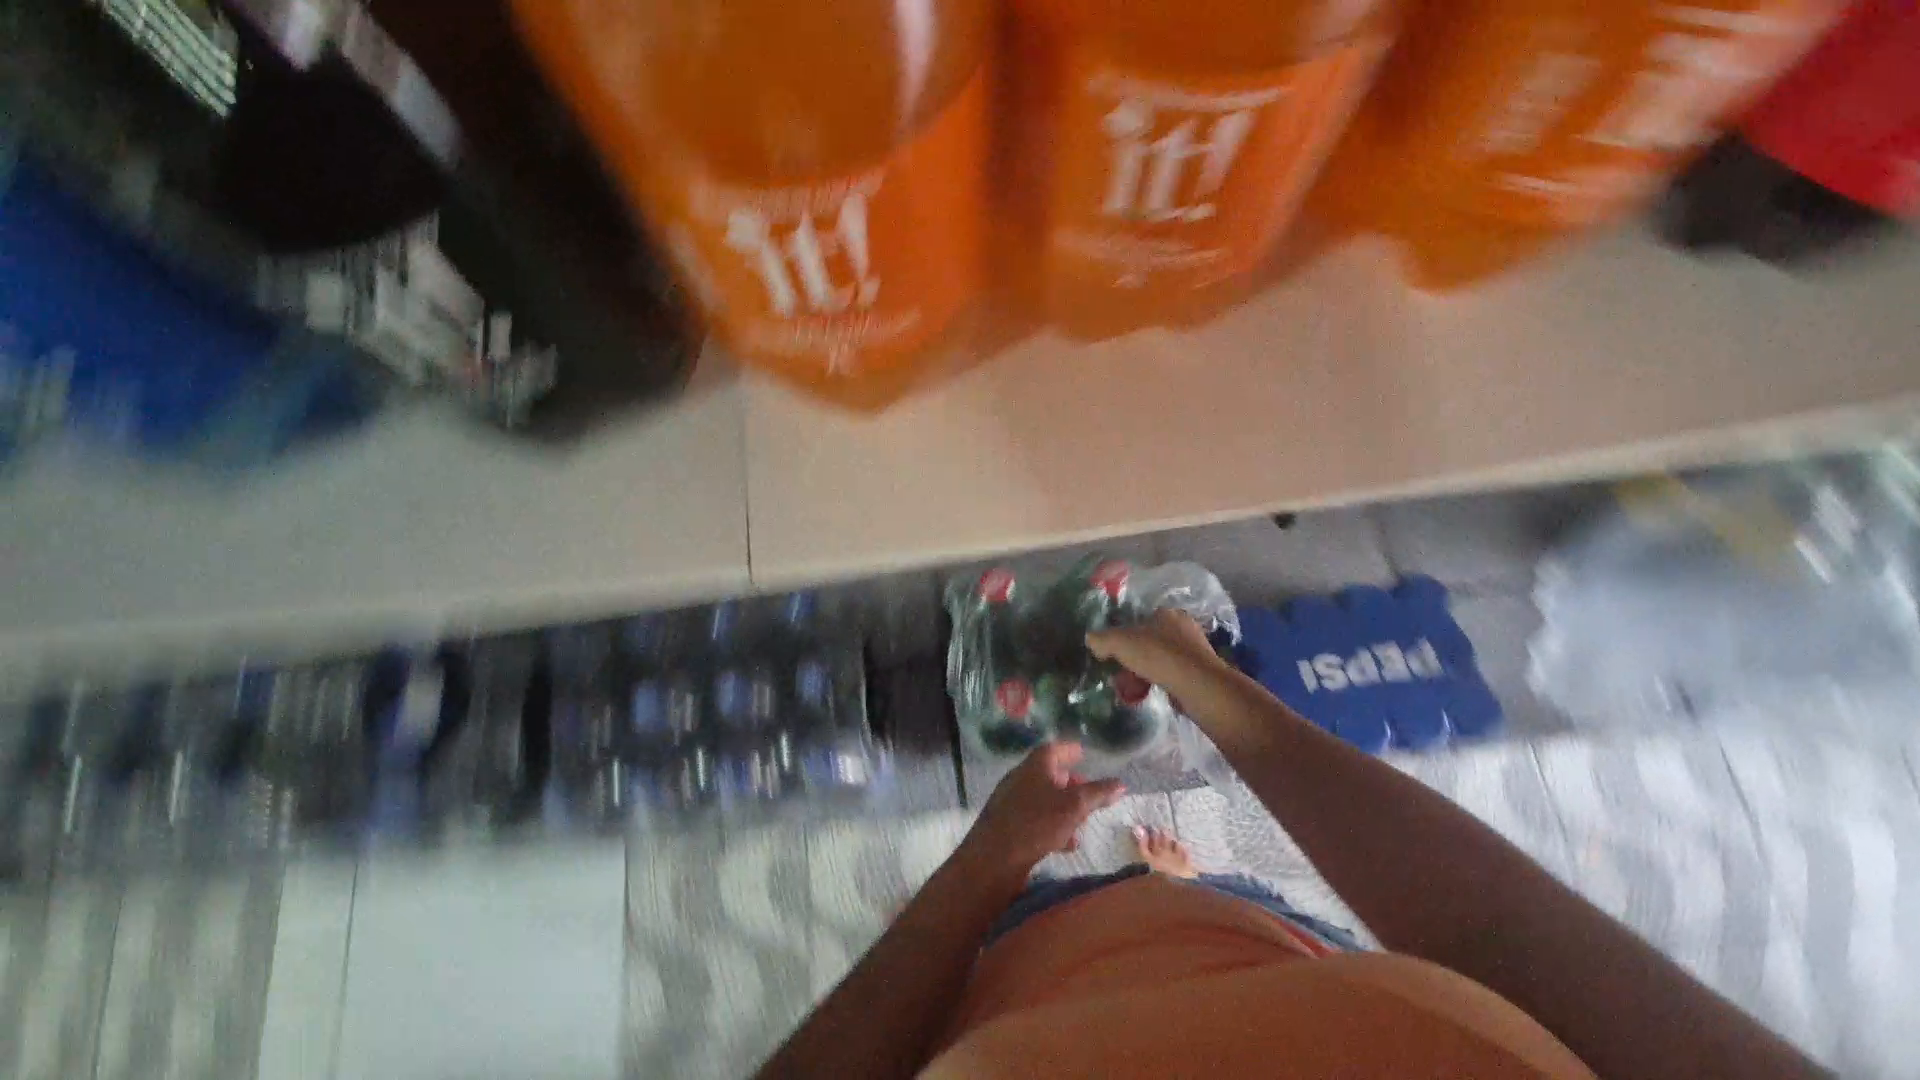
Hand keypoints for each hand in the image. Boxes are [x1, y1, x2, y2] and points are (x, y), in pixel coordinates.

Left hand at [958, 743, 1124, 879]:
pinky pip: (1035, 818)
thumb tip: (1121, 783)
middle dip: (1070, 782)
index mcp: (1034, 766)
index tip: (1083, 752)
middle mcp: (1020, 778)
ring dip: (1063, 807)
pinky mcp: (1007, 825)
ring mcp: (1011, 802)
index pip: (1054, 749)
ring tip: (1081, 822)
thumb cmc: (1036, 823)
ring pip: (1043, 798)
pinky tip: (1065, 843)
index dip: (1070, 750)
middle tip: (1087, 792)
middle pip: (1048, 774)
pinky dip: (1052, 825)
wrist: (993, 858)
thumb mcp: (1074, 806)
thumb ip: (1098, 794)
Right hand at [1085, 609, 1229, 697]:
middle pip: (1149, 641)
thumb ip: (1101, 639)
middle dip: (1134, 657)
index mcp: (1166, 613)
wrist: (1196, 684)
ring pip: (1160, 659)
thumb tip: (1091, 640)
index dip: (1123, 636)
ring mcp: (1194, 649)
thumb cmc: (1157, 655)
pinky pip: (1172, 674)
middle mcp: (1183, 626)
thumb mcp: (1119, 642)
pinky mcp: (1200, 671)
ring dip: (1145, 672)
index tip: (1113, 653)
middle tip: (1121, 673)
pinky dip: (1160, 682)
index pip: (1139, 620)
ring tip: (1133, 687)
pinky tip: (1151, 692)